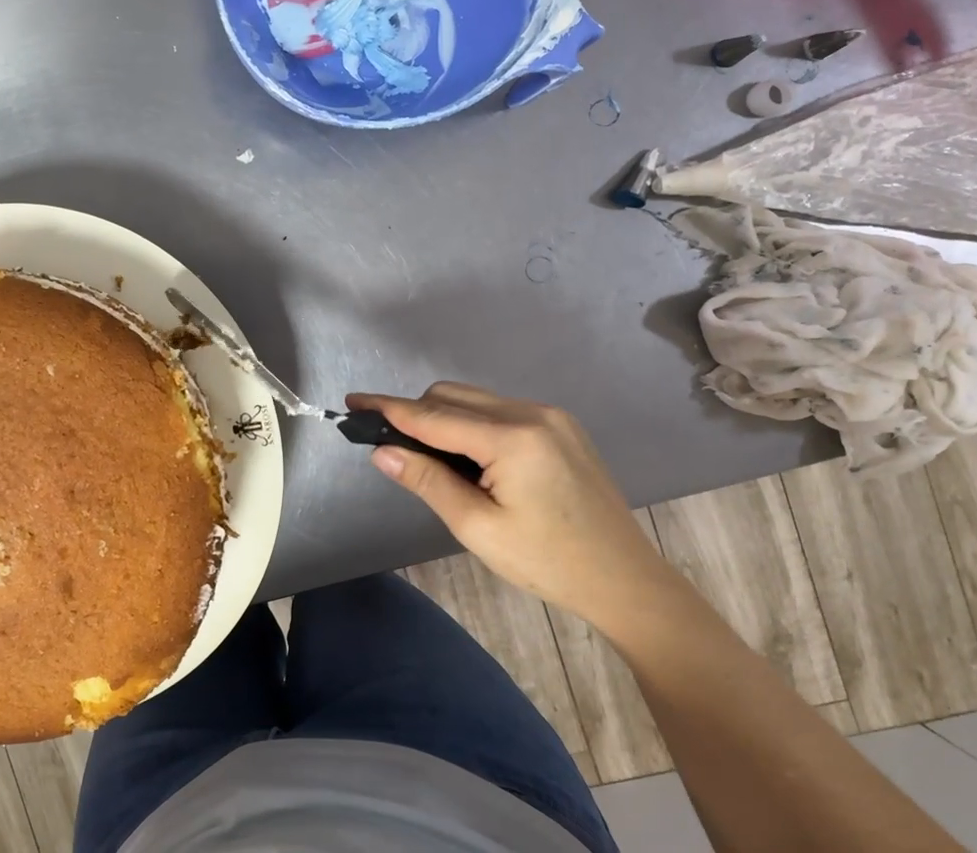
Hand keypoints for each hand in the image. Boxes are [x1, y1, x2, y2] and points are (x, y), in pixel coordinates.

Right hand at [347, 384, 674, 624]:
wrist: (625, 581)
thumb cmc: (547, 561)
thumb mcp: (476, 527)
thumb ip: (427, 481)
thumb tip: (381, 451)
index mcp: (512, 438)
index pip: (432, 416)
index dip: (387, 408)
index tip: (352, 402)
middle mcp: (532, 414)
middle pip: (451, 396)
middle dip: (414, 414)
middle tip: (389, 447)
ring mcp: (552, 418)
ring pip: (474, 400)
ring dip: (442, 418)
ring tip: (428, 458)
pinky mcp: (561, 428)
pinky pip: (498, 411)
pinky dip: (471, 425)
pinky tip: (468, 459)